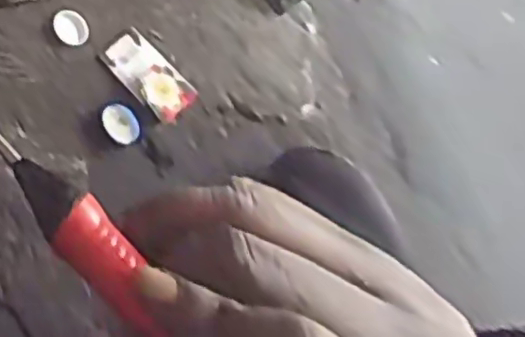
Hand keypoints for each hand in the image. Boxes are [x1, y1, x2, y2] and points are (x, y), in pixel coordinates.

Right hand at [123, 179, 474, 336]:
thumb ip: (225, 334)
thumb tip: (148, 303)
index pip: (282, 325)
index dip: (198, 308)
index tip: (135, 292)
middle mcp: (397, 314)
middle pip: (257, 251)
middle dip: (179, 249)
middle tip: (128, 254)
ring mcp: (390, 272)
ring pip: (261, 205)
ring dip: (188, 211)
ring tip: (149, 228)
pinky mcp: (375, 248)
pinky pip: (278, 202)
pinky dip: (220, 205)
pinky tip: (194, 222)